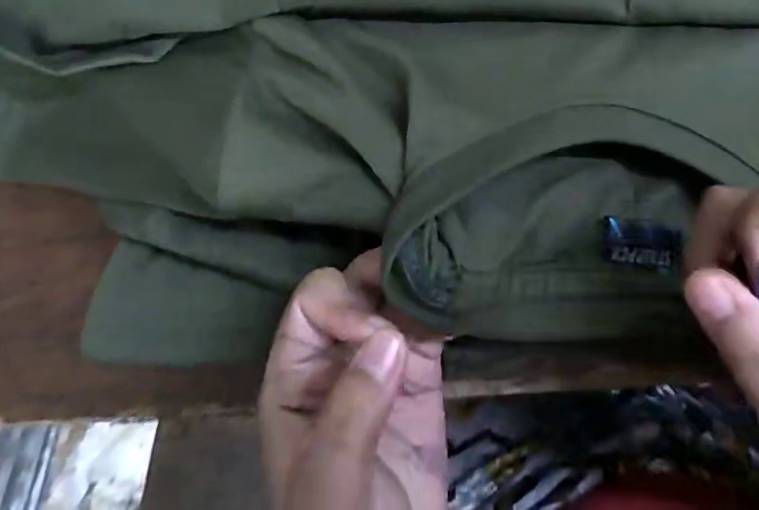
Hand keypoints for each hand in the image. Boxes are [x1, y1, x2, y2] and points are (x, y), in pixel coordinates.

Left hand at [259, 250, 447, 509]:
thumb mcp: (331, 484)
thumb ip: (349, 416)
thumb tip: (387, 337)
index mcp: (297, 378)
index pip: (311, 306)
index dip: (342, 305)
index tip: (377, 332)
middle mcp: (338, 360)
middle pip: (353, 288)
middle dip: (382, 278)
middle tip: (417, 287)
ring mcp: (382, 365)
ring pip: (393, 298)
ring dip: (417, 280)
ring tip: (445, 274)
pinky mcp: (423, 375)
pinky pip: (430, 326)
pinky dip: (444, 306)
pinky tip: (461, 297)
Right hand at [683, 177, 758, 509]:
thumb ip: (755, 353)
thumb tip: (697, 279)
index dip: (749, 226)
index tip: (738, 287)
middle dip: (725, 237)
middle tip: (721, 304)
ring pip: (756, 213)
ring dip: (725, 251)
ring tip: (729, 312)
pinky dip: (735, 265)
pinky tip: (743, 314)